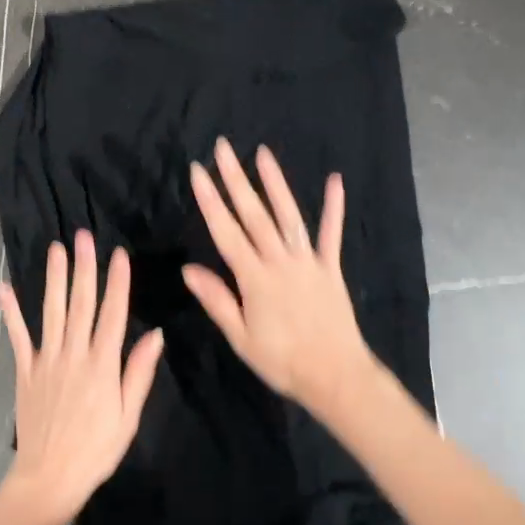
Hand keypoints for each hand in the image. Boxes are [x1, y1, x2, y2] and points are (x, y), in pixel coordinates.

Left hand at [0, 231, 164, 524]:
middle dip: (84, 268)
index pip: (113, 314)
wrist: (50, 476)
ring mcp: (46, 361)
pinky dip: (11, 312)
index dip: (117, 282)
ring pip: (51, 312)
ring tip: (56, 248)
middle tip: (84, 236)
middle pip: (81, 304)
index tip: (119, 255)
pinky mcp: (25, 372)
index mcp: (102, 366)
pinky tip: (5, 288)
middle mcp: (74, 355)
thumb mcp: (128, 417)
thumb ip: (138, 373)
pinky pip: (18, 337)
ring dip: (53, 278)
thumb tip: (154, 334)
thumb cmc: (97, 451)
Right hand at [184, 139, 372, 412]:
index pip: (226, 232)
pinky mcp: (330, 269)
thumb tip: (188, 269)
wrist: (335, 375)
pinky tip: (335, 181)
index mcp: (254, 279)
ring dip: (275, 183)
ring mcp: (308, 262)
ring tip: (262, 153)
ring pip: (288, 216)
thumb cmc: (281, 362)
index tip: (197, 173)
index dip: (210, 201)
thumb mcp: (240, 338)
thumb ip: (217, 300)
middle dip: (235, 180)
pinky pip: (330, 234)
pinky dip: (333, 207)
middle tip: (222, 148)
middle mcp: (280, 262)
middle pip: (254, 215)